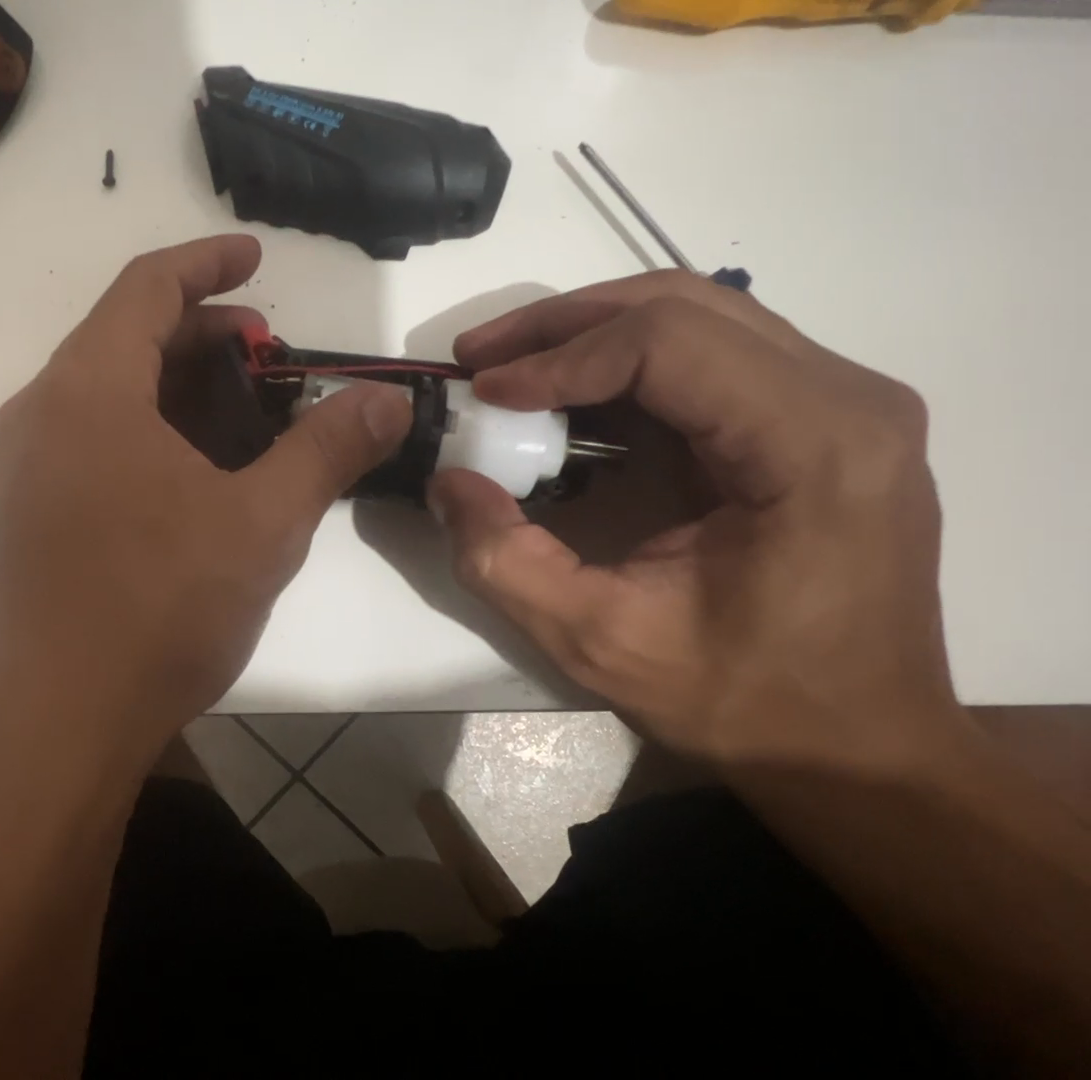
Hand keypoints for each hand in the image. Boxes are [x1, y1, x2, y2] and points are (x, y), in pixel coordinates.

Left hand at [0, 235, 410, 764]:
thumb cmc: (159, 608)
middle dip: (198, 337)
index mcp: (85, 390)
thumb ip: (325, 449)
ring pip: (98, 398)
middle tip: (266, 358)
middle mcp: (35, 416)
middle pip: (119, 340)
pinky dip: (135, 436)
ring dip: (168, 391)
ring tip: (236, 419)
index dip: (206, 263)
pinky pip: (79, 447)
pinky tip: (183, 480)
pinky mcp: (16, 521)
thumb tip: (386, 401)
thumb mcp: (262, 523)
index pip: (145, 288)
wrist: (60, 722)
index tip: (256, 260)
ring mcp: (16, 472)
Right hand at [430, 270, 963, 769]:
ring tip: (509, 368)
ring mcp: (840, 405)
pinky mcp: (818, 422)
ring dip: (590, 333)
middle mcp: (846, 401)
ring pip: (699, 316)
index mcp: (813, 447)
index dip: (559, 358)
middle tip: (478, 356)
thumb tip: (445, 481)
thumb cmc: (741, 700)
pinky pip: (709, 358)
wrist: (852, 744)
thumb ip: (504, 559)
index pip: (670, 344)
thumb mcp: (597, 640)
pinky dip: (623, 365)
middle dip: (564, 323)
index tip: (484, 394)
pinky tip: (566, 399)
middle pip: (686, 306)